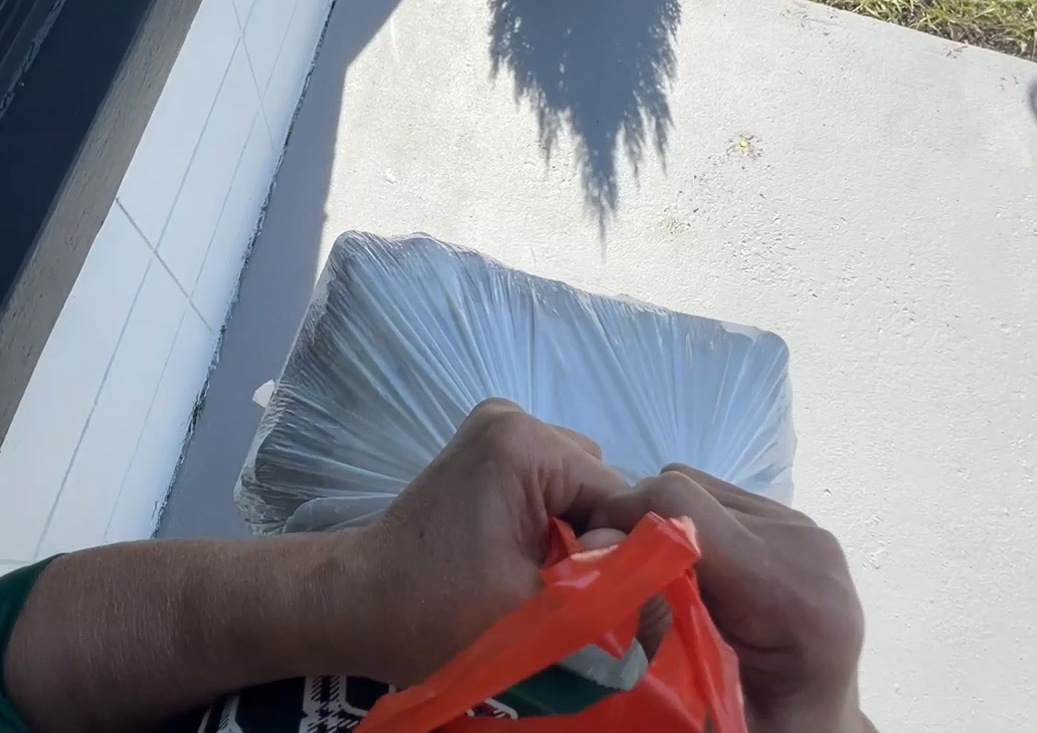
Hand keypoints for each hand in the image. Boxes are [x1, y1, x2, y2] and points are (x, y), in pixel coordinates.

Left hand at [339, 399, 629, 685]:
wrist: (361, 598)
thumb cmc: (435, 610)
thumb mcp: (536, 618)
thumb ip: (613, 604)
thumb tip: (675, 601)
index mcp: (525, 442)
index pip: (620, 498)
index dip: (627, 560)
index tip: (618, 610)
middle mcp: (514, 417)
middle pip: (600, 487)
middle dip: (600, 545)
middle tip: (574, 595)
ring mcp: (498, 425)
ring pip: (578, 487)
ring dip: (577, 534)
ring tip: (544, 576)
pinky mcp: (488, 446)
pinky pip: (550, 482)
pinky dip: (552, 521)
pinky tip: (528, 556)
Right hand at [589, 466, 866, 732]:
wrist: (819, 729)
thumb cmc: (763, 726)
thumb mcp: (704, 701)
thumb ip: (653, 620)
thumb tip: (594, 545)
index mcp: (790, 591)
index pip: (682, 505)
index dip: (622, 517)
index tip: (592, 556)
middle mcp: (802, 543)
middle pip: (683, 489)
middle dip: (637, 523)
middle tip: (618, 575)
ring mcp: (800, 525)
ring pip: (693, 484)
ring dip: (662, 523)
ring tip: (662, 578)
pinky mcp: (790, 519)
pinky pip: (713, 493)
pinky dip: (687, 523)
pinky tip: (694, 570)